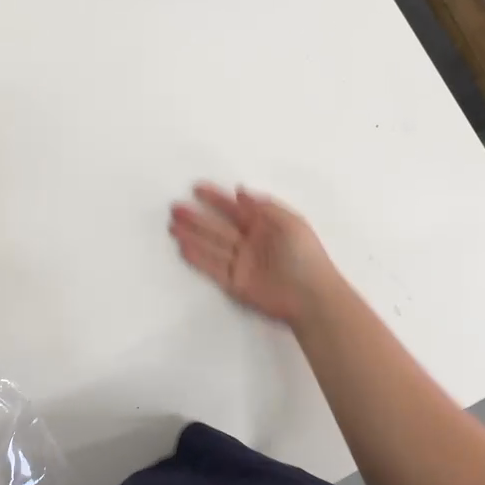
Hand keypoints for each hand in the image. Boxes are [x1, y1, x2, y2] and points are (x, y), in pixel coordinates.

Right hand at [169, 183, 342, 324]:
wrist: (312, 297)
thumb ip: (264, 206)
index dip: (216, 198)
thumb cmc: (305, 256)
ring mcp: (241, 264)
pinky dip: (197, 258)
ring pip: (211, 246)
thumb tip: (240, 191)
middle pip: (217, 227)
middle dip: (196, 217)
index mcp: (265, 226)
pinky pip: (212, 268)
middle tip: (175, 207)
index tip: (197, 188)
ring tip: (172, 225)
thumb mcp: (291, 222)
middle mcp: (249, 243)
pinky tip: (182, 247)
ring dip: (191, 235)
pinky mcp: (235, 284)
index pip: (235, 208)